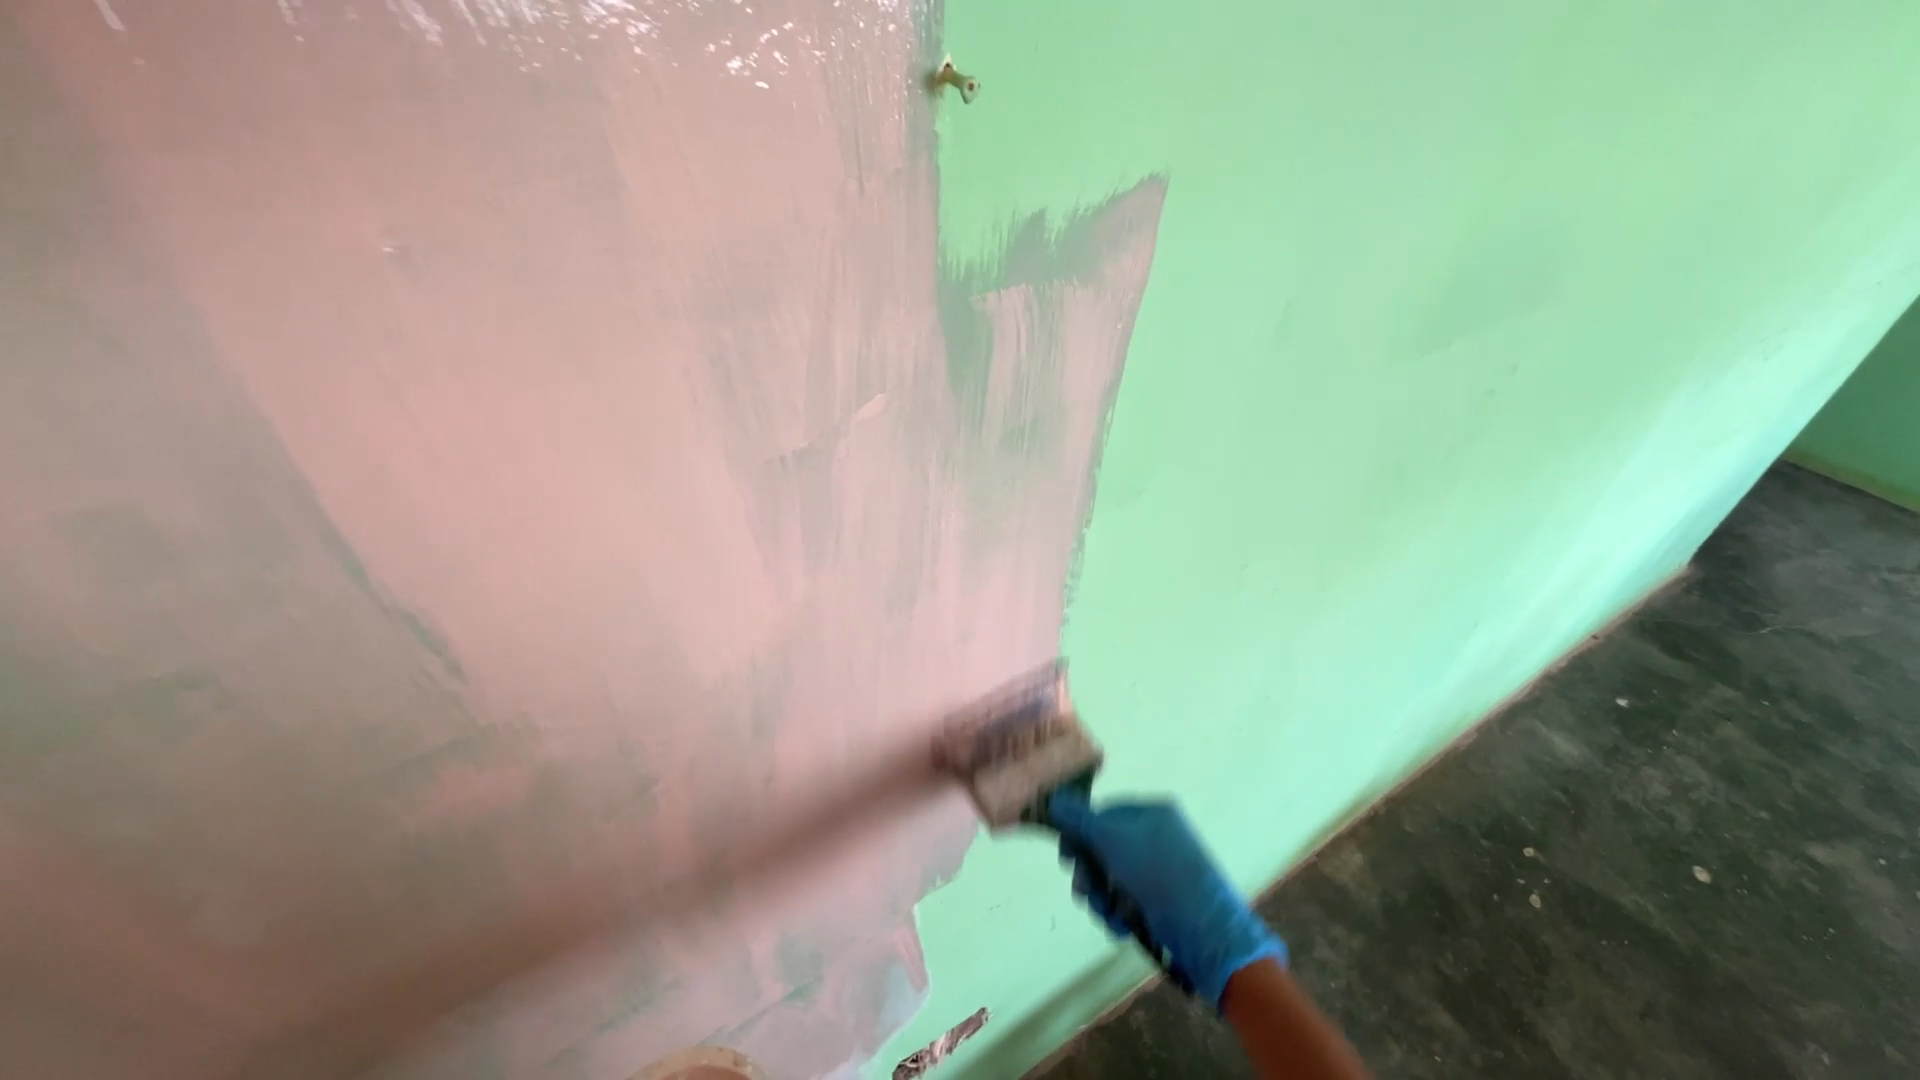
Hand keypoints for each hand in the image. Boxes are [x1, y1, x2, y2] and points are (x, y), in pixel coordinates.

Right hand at [1047, 788, 1285, 1008]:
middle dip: (1090, 873)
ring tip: (1109, 915)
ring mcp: (1161, 871)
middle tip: (1085, 891)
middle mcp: (1157, 837)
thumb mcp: (1113, 838)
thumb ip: (1079, 820)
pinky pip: (1126, 901)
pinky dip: (1118, 914)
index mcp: (1153, 813)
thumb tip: (1053, 799)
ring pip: (1111, 879)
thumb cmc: (1158, 873)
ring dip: (1102, 899)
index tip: (1066, 856)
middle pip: (1103, 848)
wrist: (1207, 932)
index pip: (1104, 812)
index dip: (1080, 832)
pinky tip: (1122, 926)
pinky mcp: (1162, 902)